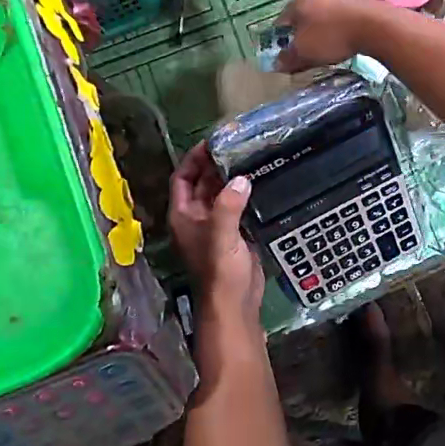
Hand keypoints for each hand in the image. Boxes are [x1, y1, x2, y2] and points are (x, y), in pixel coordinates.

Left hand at [168, 144, 263, 321]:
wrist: (235, 303)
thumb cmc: (220, 270)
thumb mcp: (221, 235)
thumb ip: (227, 206)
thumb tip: (241, 179)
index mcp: (184, 215)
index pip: (183, 178)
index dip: (194, 159)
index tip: (213, 141)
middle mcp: (197, 218)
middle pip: (203, 183)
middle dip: (217, 165)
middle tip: (238, 146)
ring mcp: (216, 227)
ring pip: (222, 194)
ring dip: (232, 178)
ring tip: (252, 158)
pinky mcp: (235, 234)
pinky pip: (238, 207)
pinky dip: (246, 194)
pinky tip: (262, 182)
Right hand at [275, 0, 382, 73]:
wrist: (374, 25)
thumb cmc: (331, 37)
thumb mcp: (304, 53)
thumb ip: (288, 58)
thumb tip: (277, 63)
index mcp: (297, 2)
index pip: (281, 22)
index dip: (280, 41)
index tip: (286, 56)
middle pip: (302, 18)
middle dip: (302, 36)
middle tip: (306, 55)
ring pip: (322, 18)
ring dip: (321, 33)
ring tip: (326, 51)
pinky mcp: (355, 3)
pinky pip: (339, 19)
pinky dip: (338, 30)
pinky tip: (343, 42)